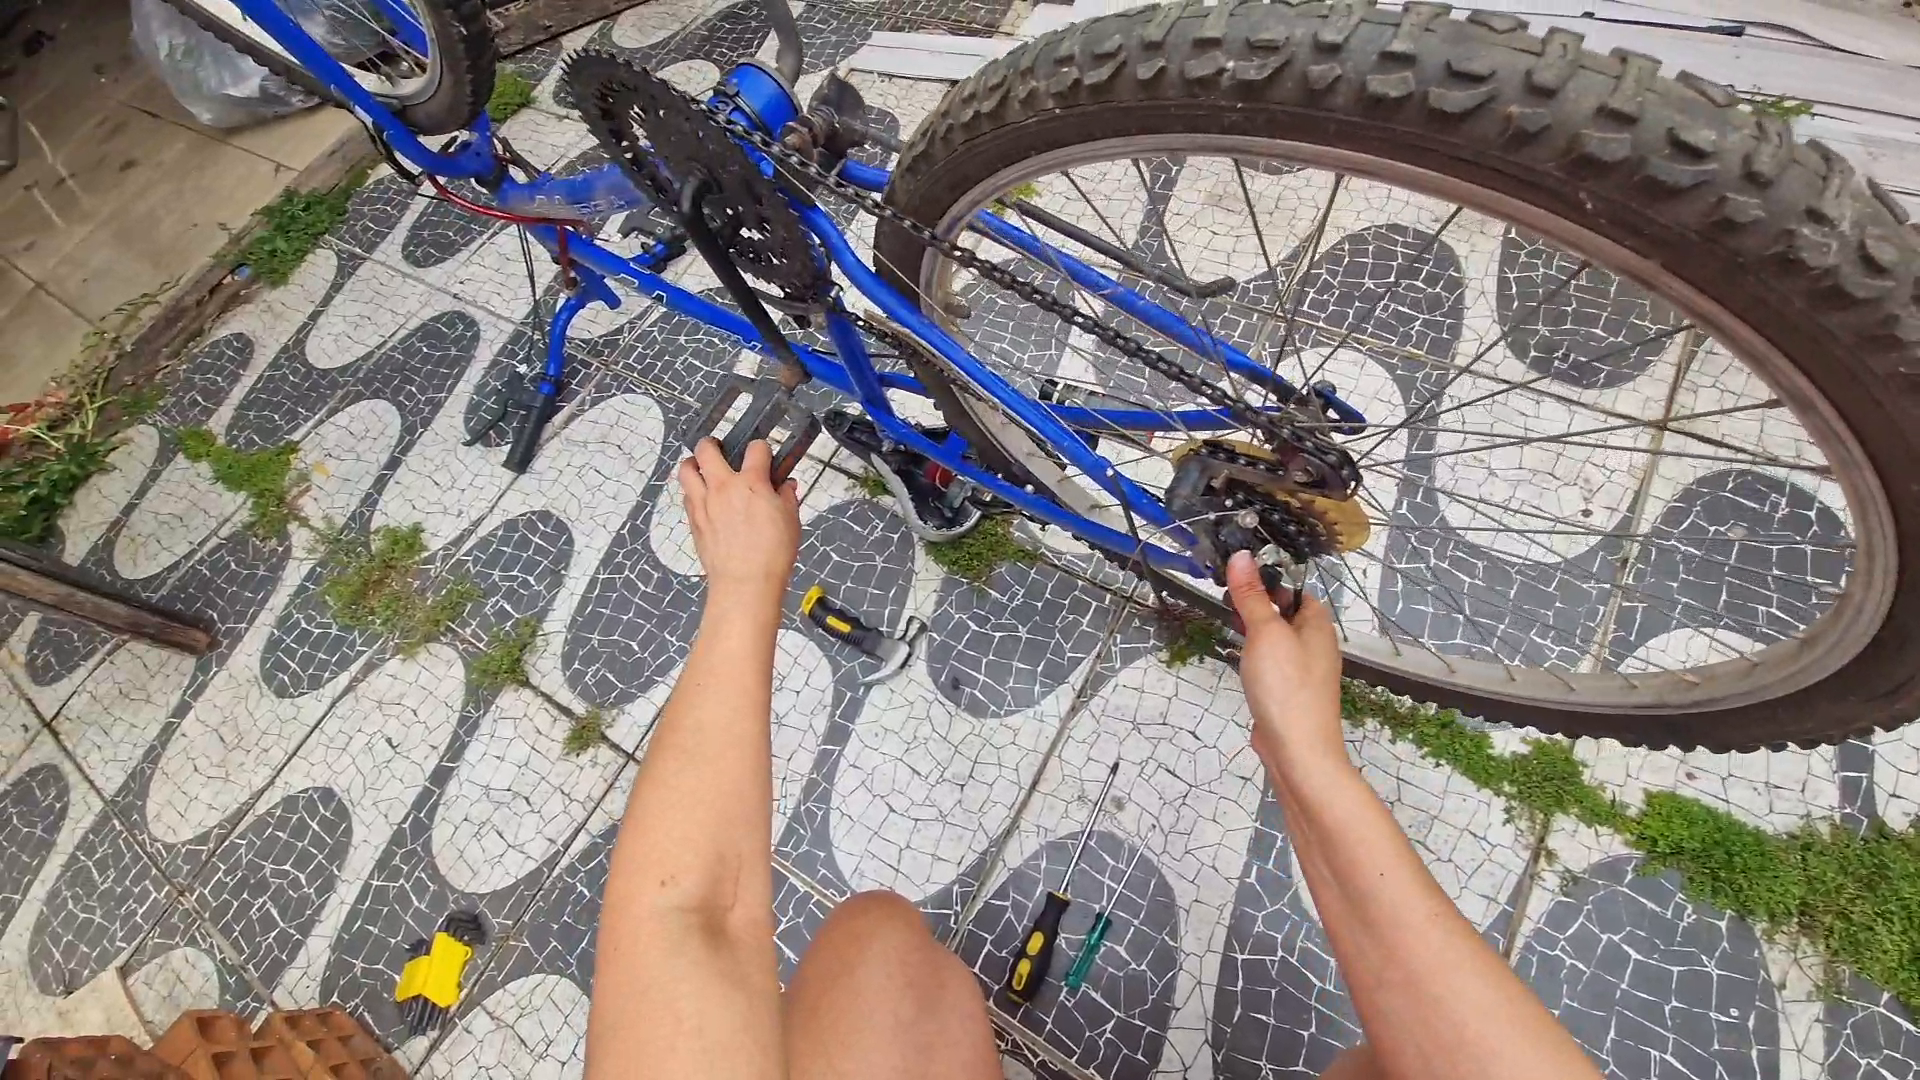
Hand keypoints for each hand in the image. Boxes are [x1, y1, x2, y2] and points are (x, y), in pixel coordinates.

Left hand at [678, 439, 801, 605]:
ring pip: (686, 469)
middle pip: (706, 449)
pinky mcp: (693, 520)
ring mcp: (703, 502)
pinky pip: (687, 495)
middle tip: (720, 449)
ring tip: (703, 469)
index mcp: (751, 482)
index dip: (762, 449)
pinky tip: (705, 499)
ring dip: (694, 464)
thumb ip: (788, 497)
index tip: (765, 456)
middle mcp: (723, 486)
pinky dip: (694, 491)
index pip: (756, 449)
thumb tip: (786, 486)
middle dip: (713, 443)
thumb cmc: (774, 552)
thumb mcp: (791, 521)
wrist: (745, 581)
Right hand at [1225, 550, 1346, 773]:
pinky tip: (1237, 660)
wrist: (1297, 749)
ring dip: (1252, 630)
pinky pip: (1271, 662)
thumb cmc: (1285, 685)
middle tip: (1224, 600)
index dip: (1268, 580)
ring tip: (1227, 625)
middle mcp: (1315, 644)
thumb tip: (1241, 555)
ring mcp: (1303, 670)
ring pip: (1275, 638)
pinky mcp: (1289, 691)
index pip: (1294, 590)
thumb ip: (1252, 596)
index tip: (1235, 577)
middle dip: (1255, 605)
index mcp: (1318, 625)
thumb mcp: (1265, 632)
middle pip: (1283, 613)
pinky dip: (1253, 656)